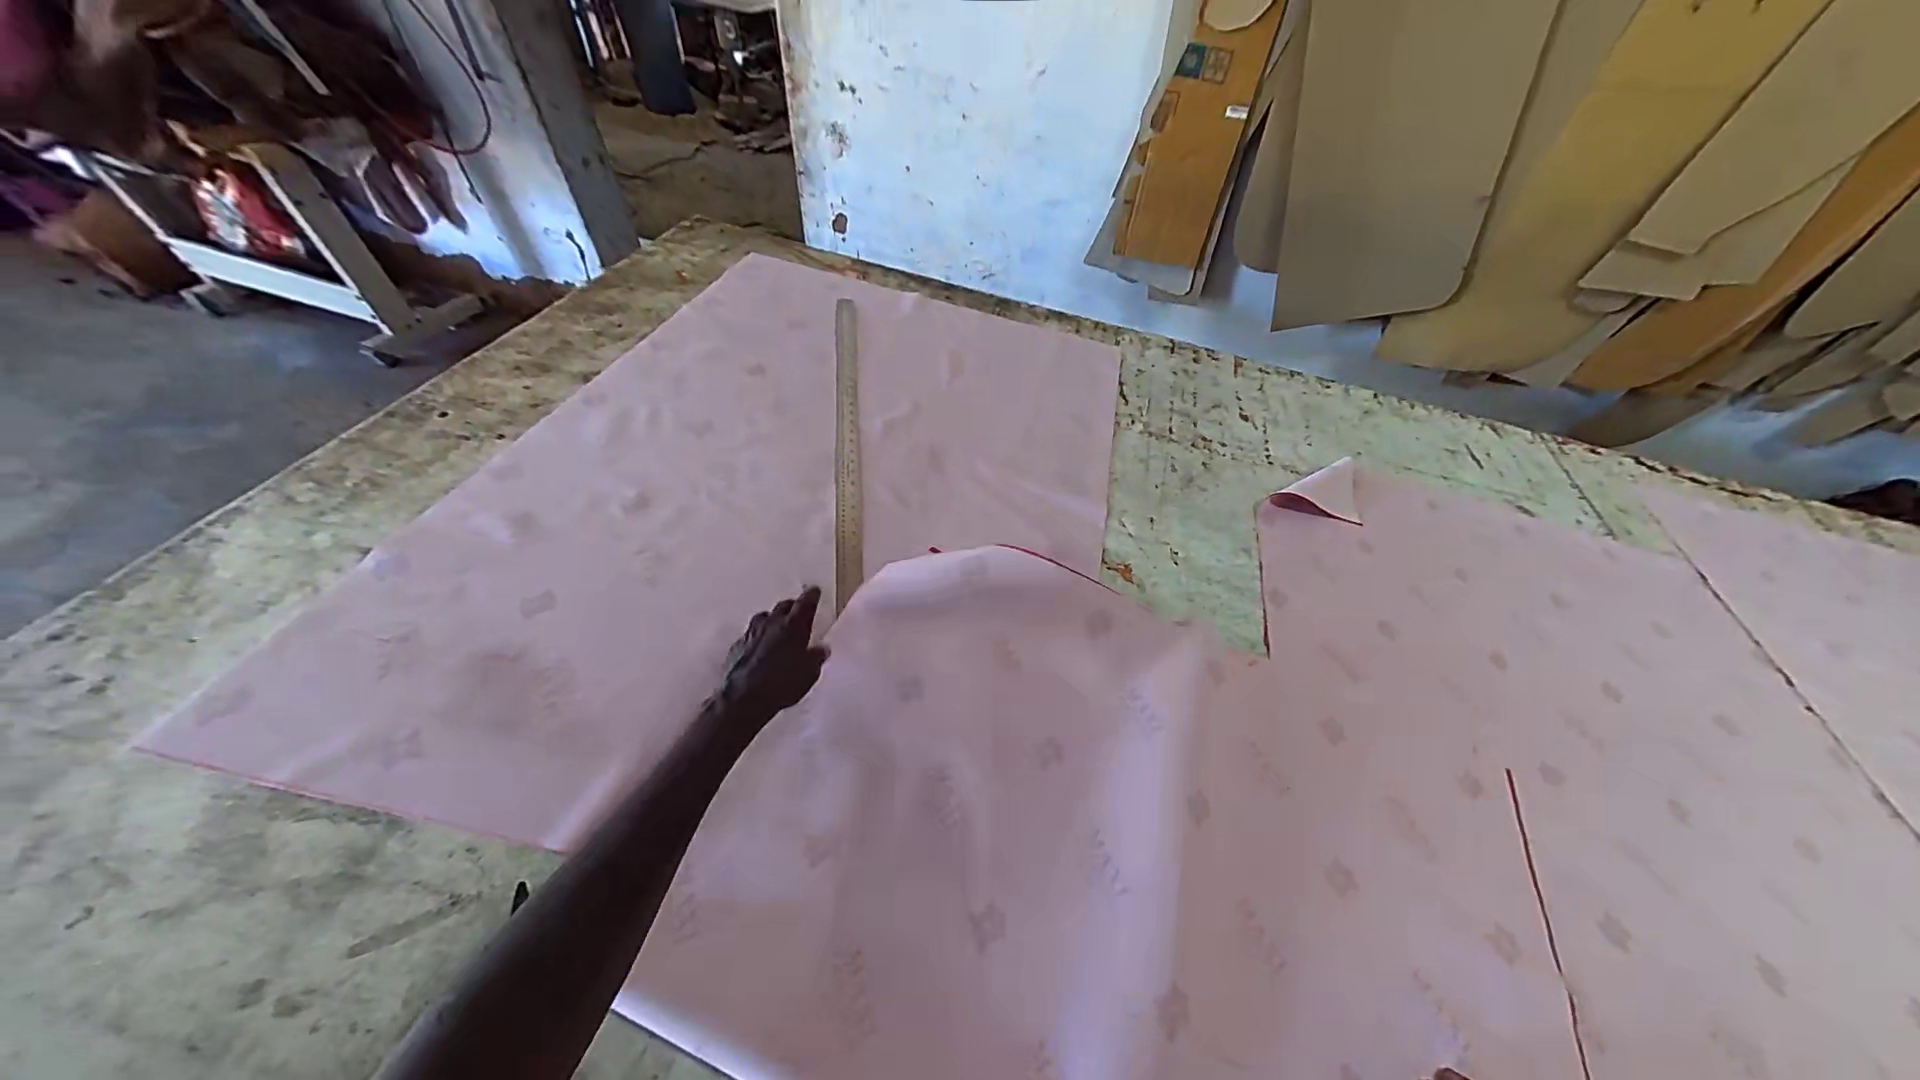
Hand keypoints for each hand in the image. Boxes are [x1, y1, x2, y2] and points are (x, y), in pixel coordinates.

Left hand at [715, 586, 828, 732]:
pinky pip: (749, 634)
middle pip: (784, 606)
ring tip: (778, 626)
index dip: (811, 596)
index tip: (814, 590)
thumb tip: (822, 649)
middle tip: (799, 610)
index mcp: (794, 627)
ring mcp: (751, 633)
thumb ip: (816, 658)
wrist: (744, 698)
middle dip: (793, 606)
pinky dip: (757, 636)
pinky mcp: (737, 647)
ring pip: (764, 617)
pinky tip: (760, 646)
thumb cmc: (782, 684)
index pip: (805, 603)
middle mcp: (772, 624)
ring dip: (773, 618)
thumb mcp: (809, 674)